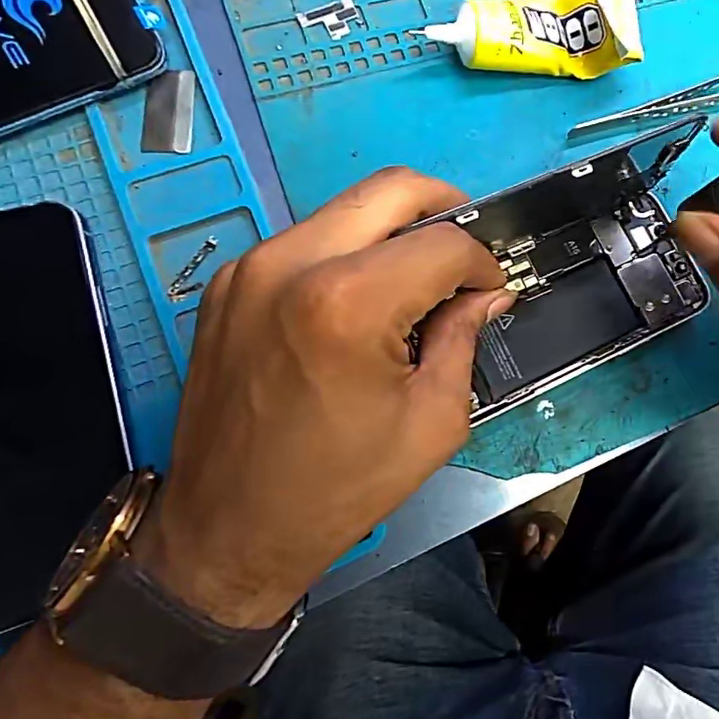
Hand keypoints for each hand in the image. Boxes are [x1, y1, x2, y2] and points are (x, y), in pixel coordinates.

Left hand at [134, 168, 513, 627]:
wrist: (228, 530)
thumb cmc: (337, 488)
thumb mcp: (431, 421)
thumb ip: (464, 338)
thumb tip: (484, 294)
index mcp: (347, 303)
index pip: (441, 244)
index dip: (481, 262)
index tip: (490, 289)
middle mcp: (291, 263)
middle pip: (391, 188)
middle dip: (444, 208)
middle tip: (465, 252)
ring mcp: (251, 266)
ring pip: (347, 207)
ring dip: (395, 230)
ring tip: (417, 278)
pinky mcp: (229, 282)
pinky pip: (308, 239)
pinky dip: (349, 251)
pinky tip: (363, 297)